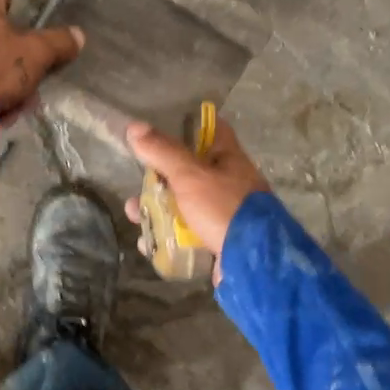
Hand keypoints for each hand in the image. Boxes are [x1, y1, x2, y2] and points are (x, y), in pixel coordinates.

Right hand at [122, 115, 270, 264]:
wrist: (256, 267)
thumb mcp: (190, 176)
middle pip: (189, 169)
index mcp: (229, 160)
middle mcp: (228, 183)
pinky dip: (166, 236)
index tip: (162, 121)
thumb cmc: (225, 210)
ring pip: (183, 203)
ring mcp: (223, 214)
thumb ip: (162, 151)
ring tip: (134, 215)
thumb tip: (133, 126)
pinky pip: (186, 233)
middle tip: (137, 177)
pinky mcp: (217, 241)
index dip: (190, 122)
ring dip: (156, 208)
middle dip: (158, 175)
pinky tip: (148, 243)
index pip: (213, 129)